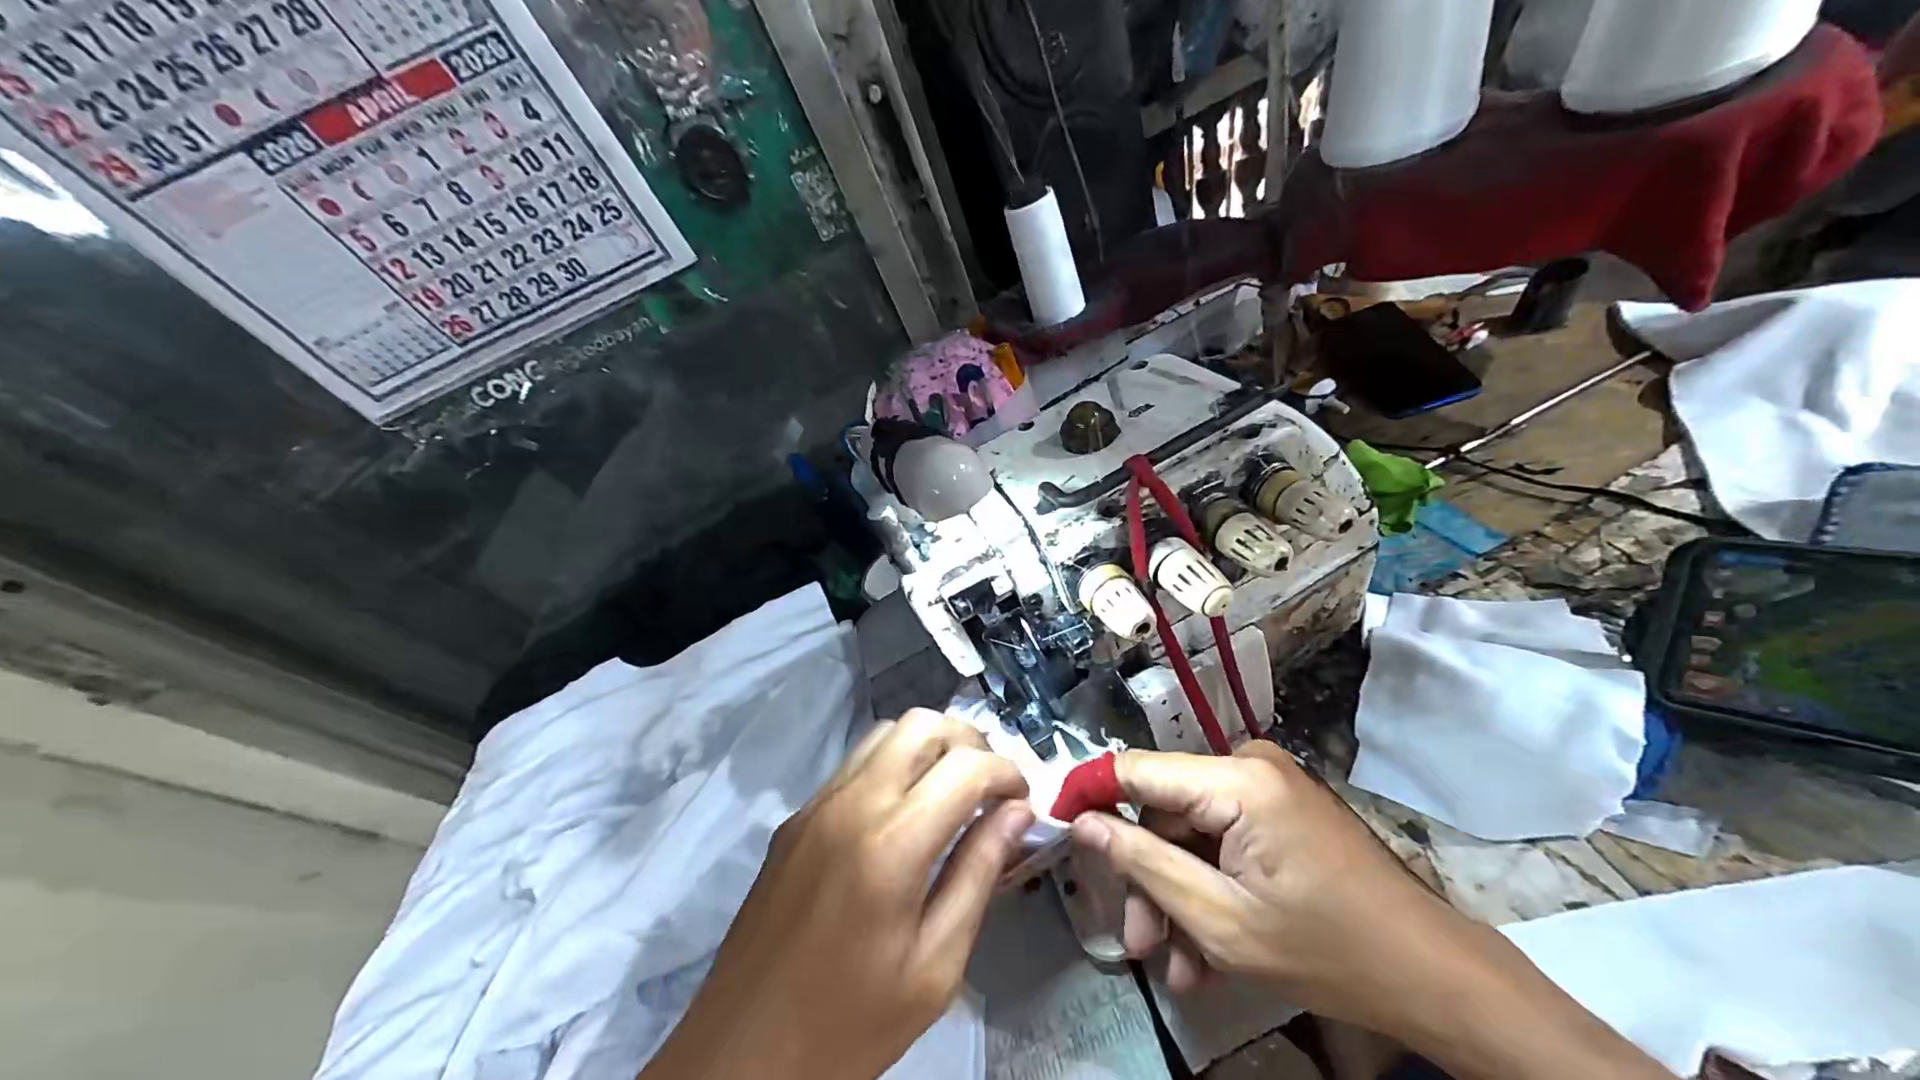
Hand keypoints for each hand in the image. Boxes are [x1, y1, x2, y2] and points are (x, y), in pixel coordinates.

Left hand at [642, 709, 1032, 1079]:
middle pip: (921, 724)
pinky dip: (893, 765)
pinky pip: (854, 764)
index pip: (966, 766)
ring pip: (885, 733)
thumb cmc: (851, 1023)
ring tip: (952, 793)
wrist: (743, 1054)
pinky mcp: (795, 818)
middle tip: (990, 790)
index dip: (1007, 773)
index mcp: (891, 843)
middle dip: (969, 743)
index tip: (1023, 802)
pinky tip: (904, 814)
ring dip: (929, 747)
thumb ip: (978, 873)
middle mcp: (850, 803)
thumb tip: (1017, 813)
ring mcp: (815, 805)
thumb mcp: (935, 965)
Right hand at [1069, 742, 1670, 1079]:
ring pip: (1188, 832)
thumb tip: (1080, 822)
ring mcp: (1265, 787)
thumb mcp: (1219, 919)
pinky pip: (1219, 839)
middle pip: (1163, 810)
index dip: (1088, 795)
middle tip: (1137, 941)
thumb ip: (1141, 863)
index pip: (1136, 770)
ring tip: (1173, 961)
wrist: (1430, 975)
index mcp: (1236, 780)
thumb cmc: (1325, 950)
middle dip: (1146, 877)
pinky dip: (1205, 886)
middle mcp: (1248, 766)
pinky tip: (1203, 949)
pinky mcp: (1276, 809)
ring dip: (1174, 893)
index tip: (1054, 826)